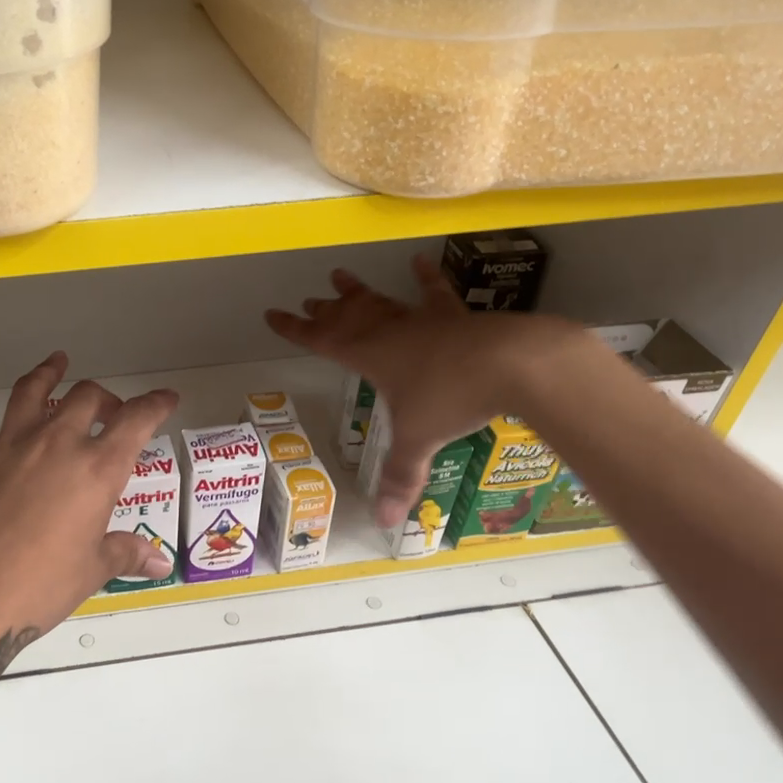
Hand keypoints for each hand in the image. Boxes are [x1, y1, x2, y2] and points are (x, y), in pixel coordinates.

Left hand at [0, 347, 179, 638]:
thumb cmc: (38, 590)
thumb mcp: (90, 572)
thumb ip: (125, 554)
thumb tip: (159, 563)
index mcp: (96, 471)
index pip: (137, 423)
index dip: (156, 406)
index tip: (167, 397)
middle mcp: (57, 444)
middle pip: (87, 399)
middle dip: (105, 400)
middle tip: (110, 411)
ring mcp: (11, 445)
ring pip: (33, 391)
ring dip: (48, 373)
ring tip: (57, 361)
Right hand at [265, 254, 575, 527]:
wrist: (511, 361)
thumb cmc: (451, 397)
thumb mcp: (419, 440)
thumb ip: (401, 476)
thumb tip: (384, 521)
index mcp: (369, 355)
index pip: (320, 339)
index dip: (294, 328)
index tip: (272, 312)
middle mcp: (388, 331)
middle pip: (347, 317)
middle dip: (325, 310)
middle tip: (309, 298)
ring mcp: (421, 319)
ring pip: (381, 302)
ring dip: (359, 292)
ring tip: (339, 274)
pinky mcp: (454, 316)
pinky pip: (435, 294)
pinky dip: (426, 278)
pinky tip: (419, 260)